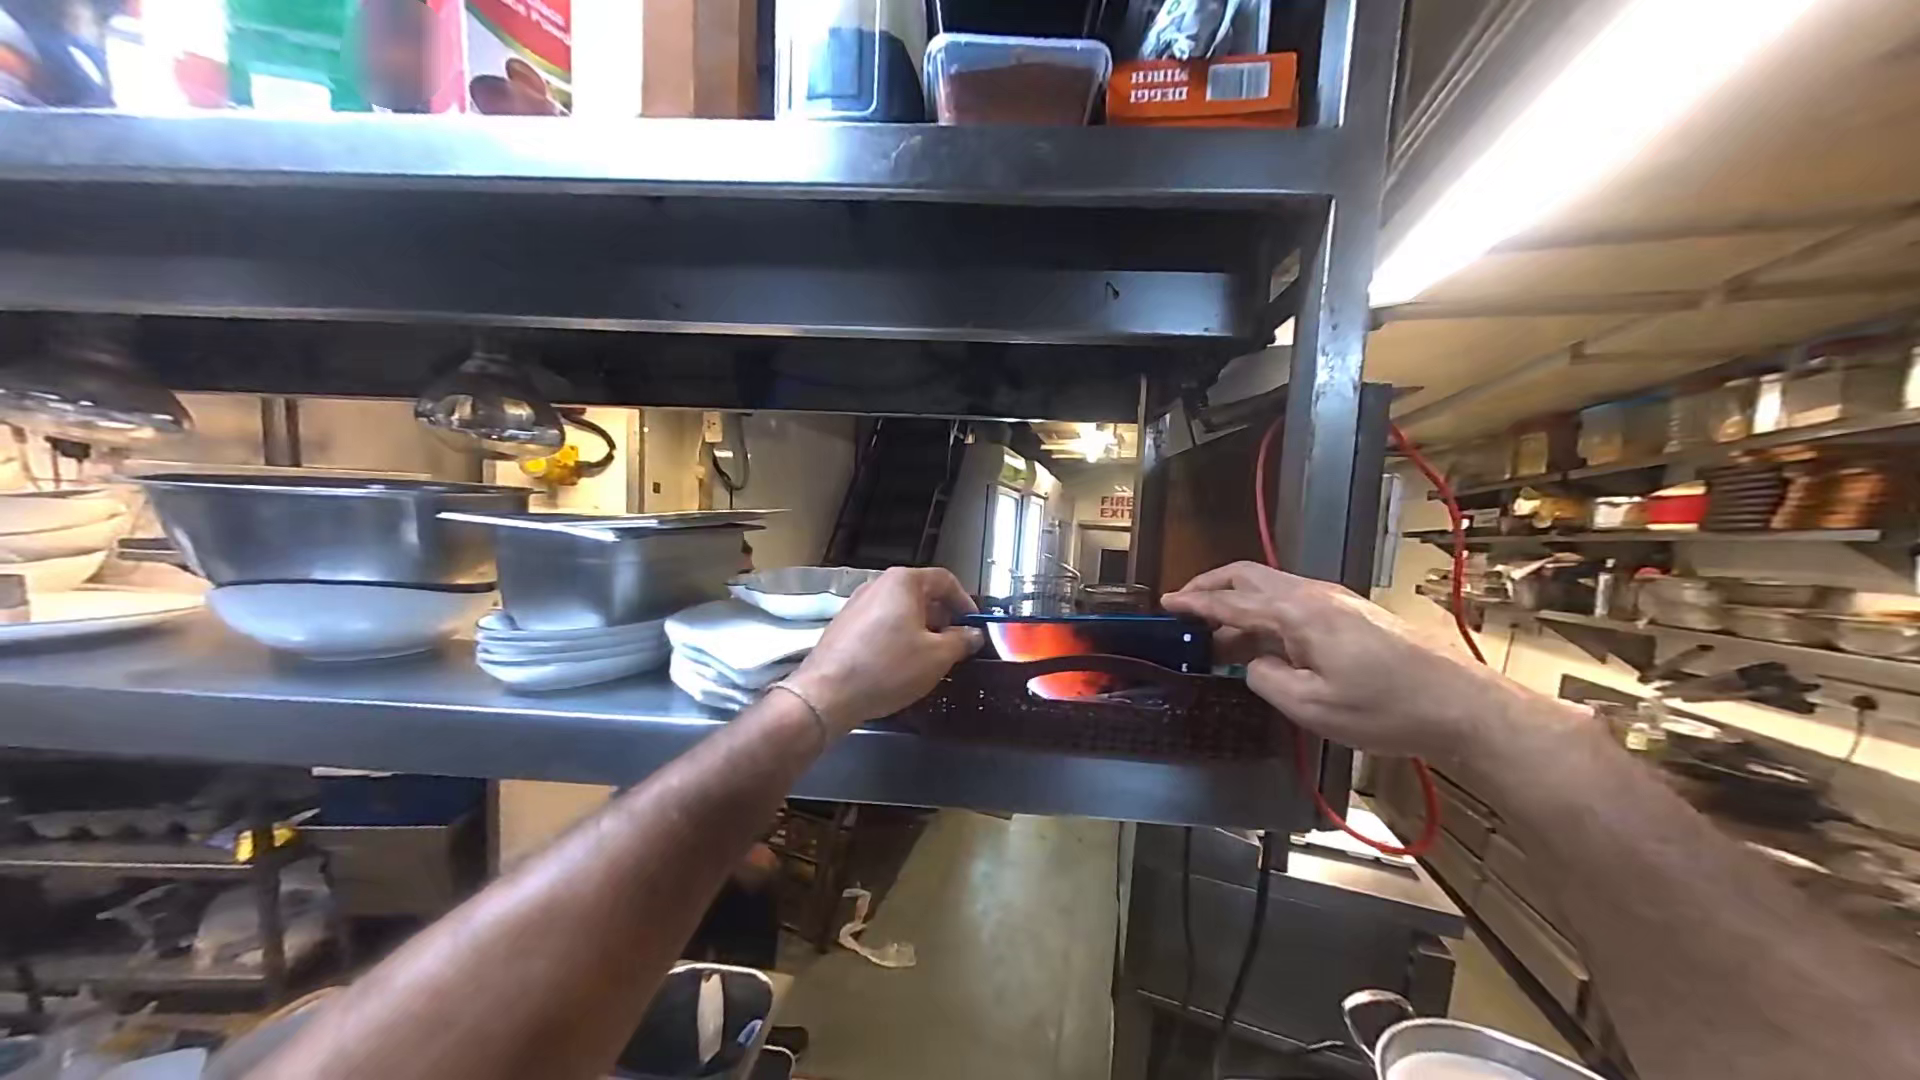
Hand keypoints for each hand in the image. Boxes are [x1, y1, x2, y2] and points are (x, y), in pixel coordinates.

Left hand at [784, 567, 983, 736]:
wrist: (827, 694)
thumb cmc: (887, 668)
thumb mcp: (937, 657)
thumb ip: (961, 640)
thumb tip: (972, 634)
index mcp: (903, 582)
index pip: (945, 580)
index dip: (965, 601)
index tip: (975, 624)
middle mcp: (877, 585)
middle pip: (921, 594)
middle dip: (943, 617)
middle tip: (956, 643)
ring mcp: (857, 604)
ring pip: (900, 611)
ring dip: (921, 630)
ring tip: (930, 658)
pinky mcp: (844, 626)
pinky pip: (881, 624)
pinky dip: (897, 637)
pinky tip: (900, 664)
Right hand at [1161, 562, 1548, 764]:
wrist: (1464, 705)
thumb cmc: (1385, 709)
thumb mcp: (1311, 706)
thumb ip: (1265, 679)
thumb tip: (1253, 664)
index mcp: (1297, 613)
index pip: (1230, 601)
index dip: (1194, 602)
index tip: (1165, 603)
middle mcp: (1312, 594)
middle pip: (1247, 576)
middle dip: (1210, 587)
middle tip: (1185, 608)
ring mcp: (1333, 600)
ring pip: (1269, 587)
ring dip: (1237, 603)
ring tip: (1217, 637)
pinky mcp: (1349, 613)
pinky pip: (1290, 602)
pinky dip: (1262, 614)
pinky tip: (1260, 644)